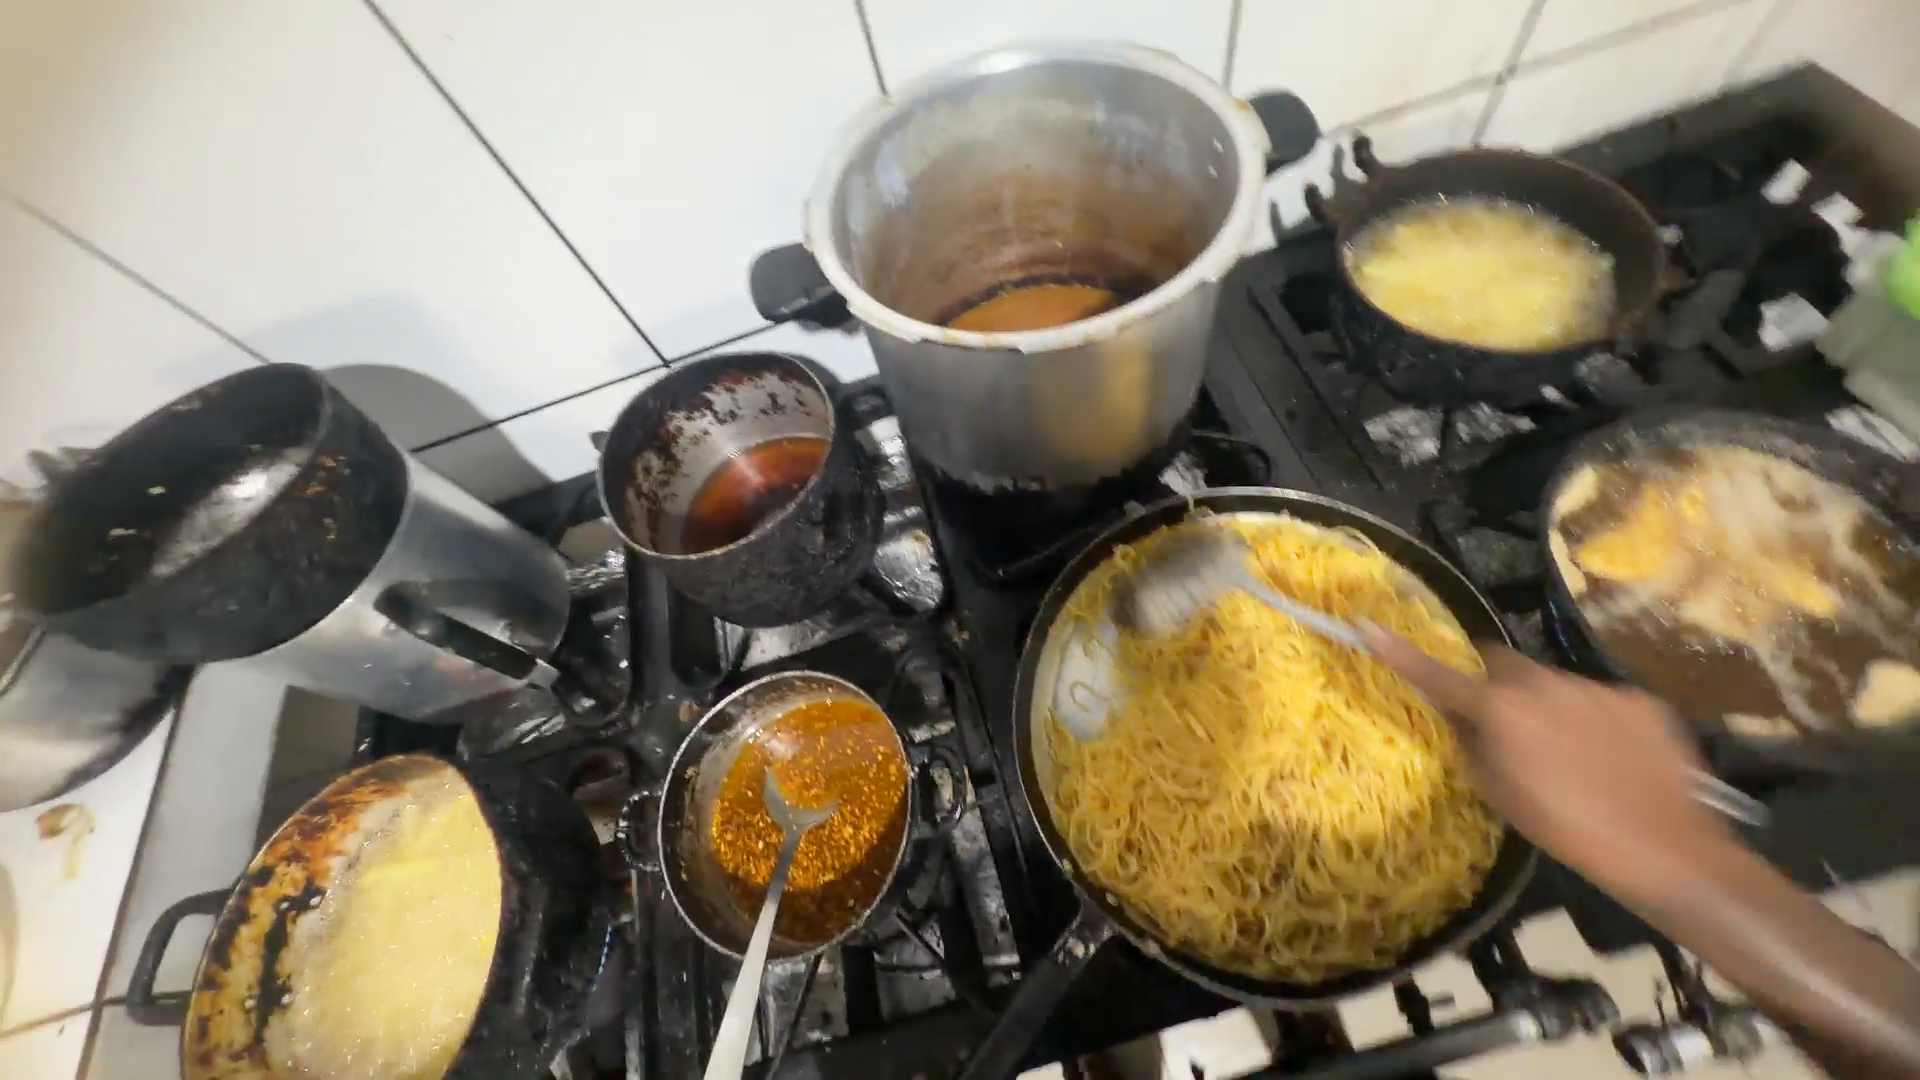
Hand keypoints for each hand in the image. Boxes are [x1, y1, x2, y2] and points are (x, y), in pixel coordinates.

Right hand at [1358, 626, 1728, 899]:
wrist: (1671, 852)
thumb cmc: (1565, 827)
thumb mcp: (1497, 790)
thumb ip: (1468, 739)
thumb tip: (1452, 710)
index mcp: (1501, 709)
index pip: (1436, 674)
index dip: (1397, 651)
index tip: (1365, 624)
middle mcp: (1544, 685)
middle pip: (1501, 666)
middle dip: (1494, 686)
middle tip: (1504, 726)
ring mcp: (1596, 689)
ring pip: (1551, 685)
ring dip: (1545, 706)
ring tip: (1568, 754)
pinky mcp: (1639, 701)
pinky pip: (1597, 700)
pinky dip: (1591, 719)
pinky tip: (1608, 757)